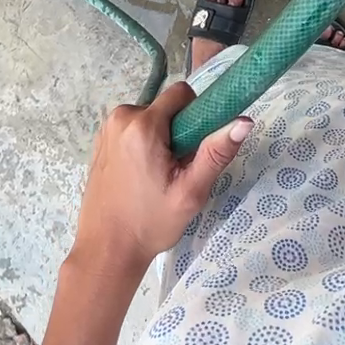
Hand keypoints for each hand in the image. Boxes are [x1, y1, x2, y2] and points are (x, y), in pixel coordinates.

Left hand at [68, 82, 251, 275]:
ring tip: (157, 175)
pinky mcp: (100, 140)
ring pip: (149, 117)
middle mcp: (121, 117)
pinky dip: (141, 143)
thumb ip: (216, 153)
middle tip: (176, 169)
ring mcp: (107, 128)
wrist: (106, 250)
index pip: (181, 94)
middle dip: (176, 131)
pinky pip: (132, 128)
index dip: (195, 115)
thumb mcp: (190, 193)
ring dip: (159, 137)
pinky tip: (140, 174)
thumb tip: (244, 122)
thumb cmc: (149, 223)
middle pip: (164, 107)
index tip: (194, 147)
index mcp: (143, 125)